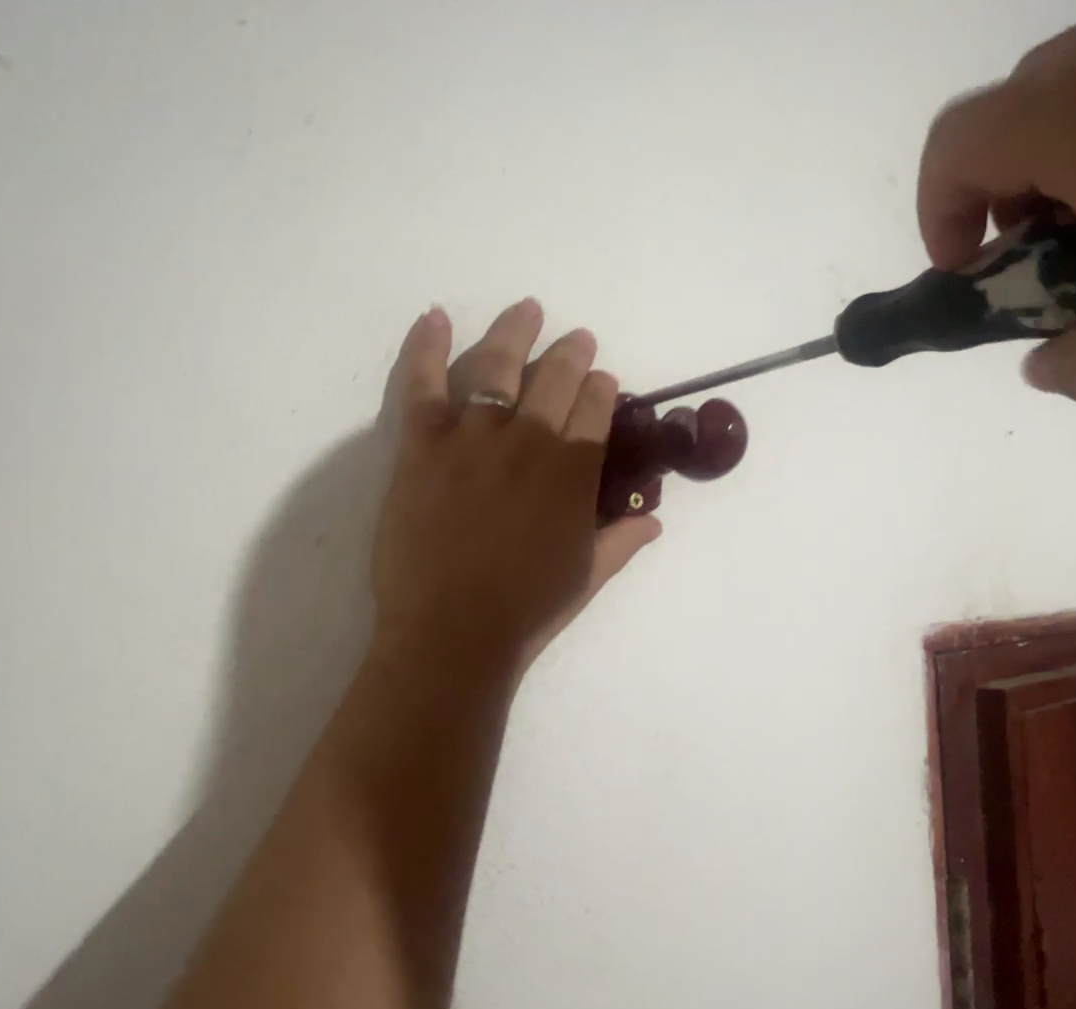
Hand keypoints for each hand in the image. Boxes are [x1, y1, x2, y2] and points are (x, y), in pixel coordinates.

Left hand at [371, 301, 660, 663]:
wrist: (452, 632)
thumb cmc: (526, 612)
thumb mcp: (587, 578)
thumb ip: (622, 542)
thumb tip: (654, 521)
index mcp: (573, 473)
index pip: (595, 411)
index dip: (601, 389)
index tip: (603, 378)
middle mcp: (528, 442)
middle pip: (555, 379)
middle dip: (571, 353)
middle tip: (577, 338)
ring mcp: (472, 439)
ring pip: (495, 368)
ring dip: (515, 332)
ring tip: (526, 309)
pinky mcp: (421, 447)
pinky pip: (422, 384)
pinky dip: (426, 346)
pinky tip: (433, 316)